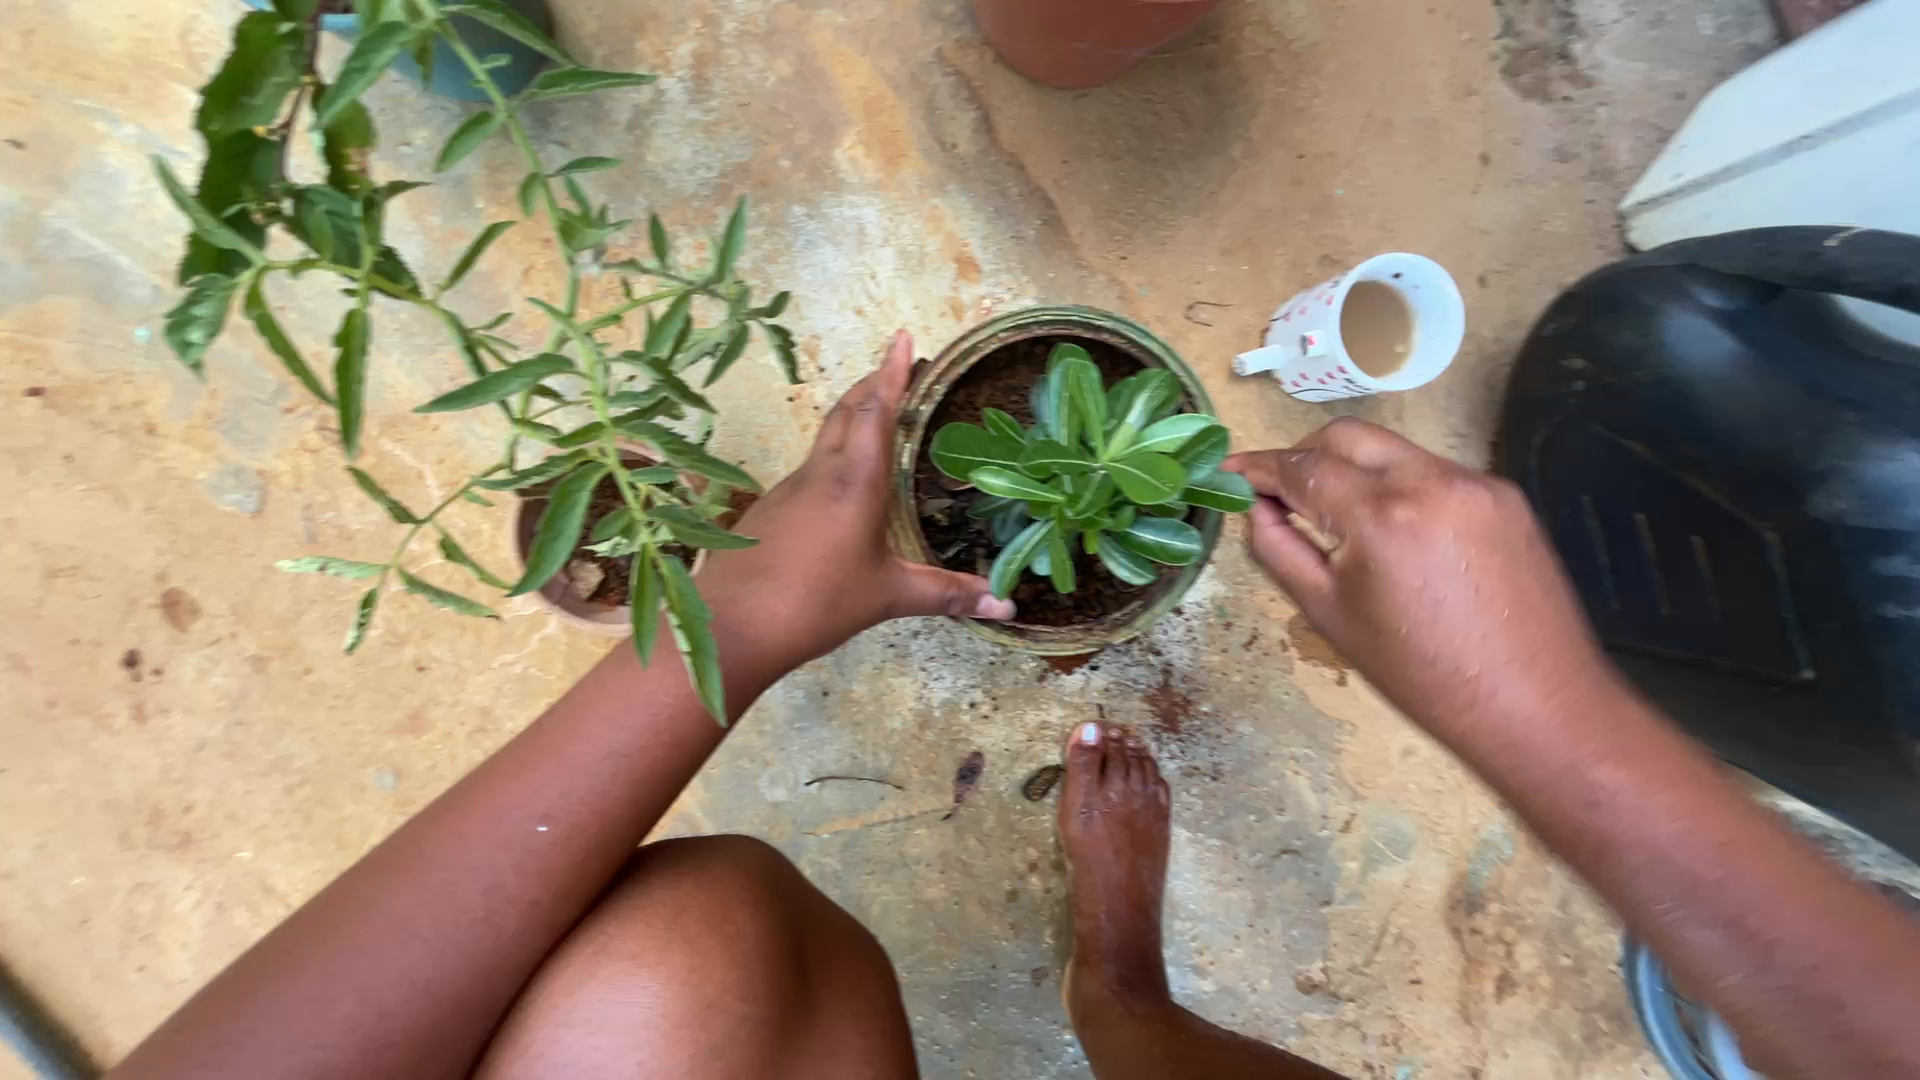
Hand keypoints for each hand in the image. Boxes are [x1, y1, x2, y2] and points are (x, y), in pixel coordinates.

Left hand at [697, 330, 1014, 672]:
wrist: (734, 626)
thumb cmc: (818, 602)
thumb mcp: (890, 596)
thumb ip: (947, 594)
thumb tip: (1006, 605)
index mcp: (854, 481)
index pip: (877, 411)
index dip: (892, 372)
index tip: (902, 338)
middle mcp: (819, 474)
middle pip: (846, 412)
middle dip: (872, 383)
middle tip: (896, 368)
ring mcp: (787, 490)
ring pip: (824, 439)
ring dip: (851, 417)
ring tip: (876, 417)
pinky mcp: (769, 511)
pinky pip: (808, 470)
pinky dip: (831, 458)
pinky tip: (840, 486)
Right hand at [1223, 418, 1612, 737]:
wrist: (1534, 704)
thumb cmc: (1416, 671)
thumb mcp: (1325, 611)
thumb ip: (1277, 547)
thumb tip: (1256, 507)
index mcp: (1381, 515)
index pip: (1302, 467)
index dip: (1258, 465)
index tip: (1230, 470)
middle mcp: (1431, 480)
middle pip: (1345, 435)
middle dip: (1301, 454)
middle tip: (1278, 492)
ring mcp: (1476, 483)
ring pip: (1389, 450)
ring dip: (1347, 469)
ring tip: (1331, 517)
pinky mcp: (1504, 496)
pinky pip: (1428, 472)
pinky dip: (1391, 486)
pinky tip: (1388, 532)